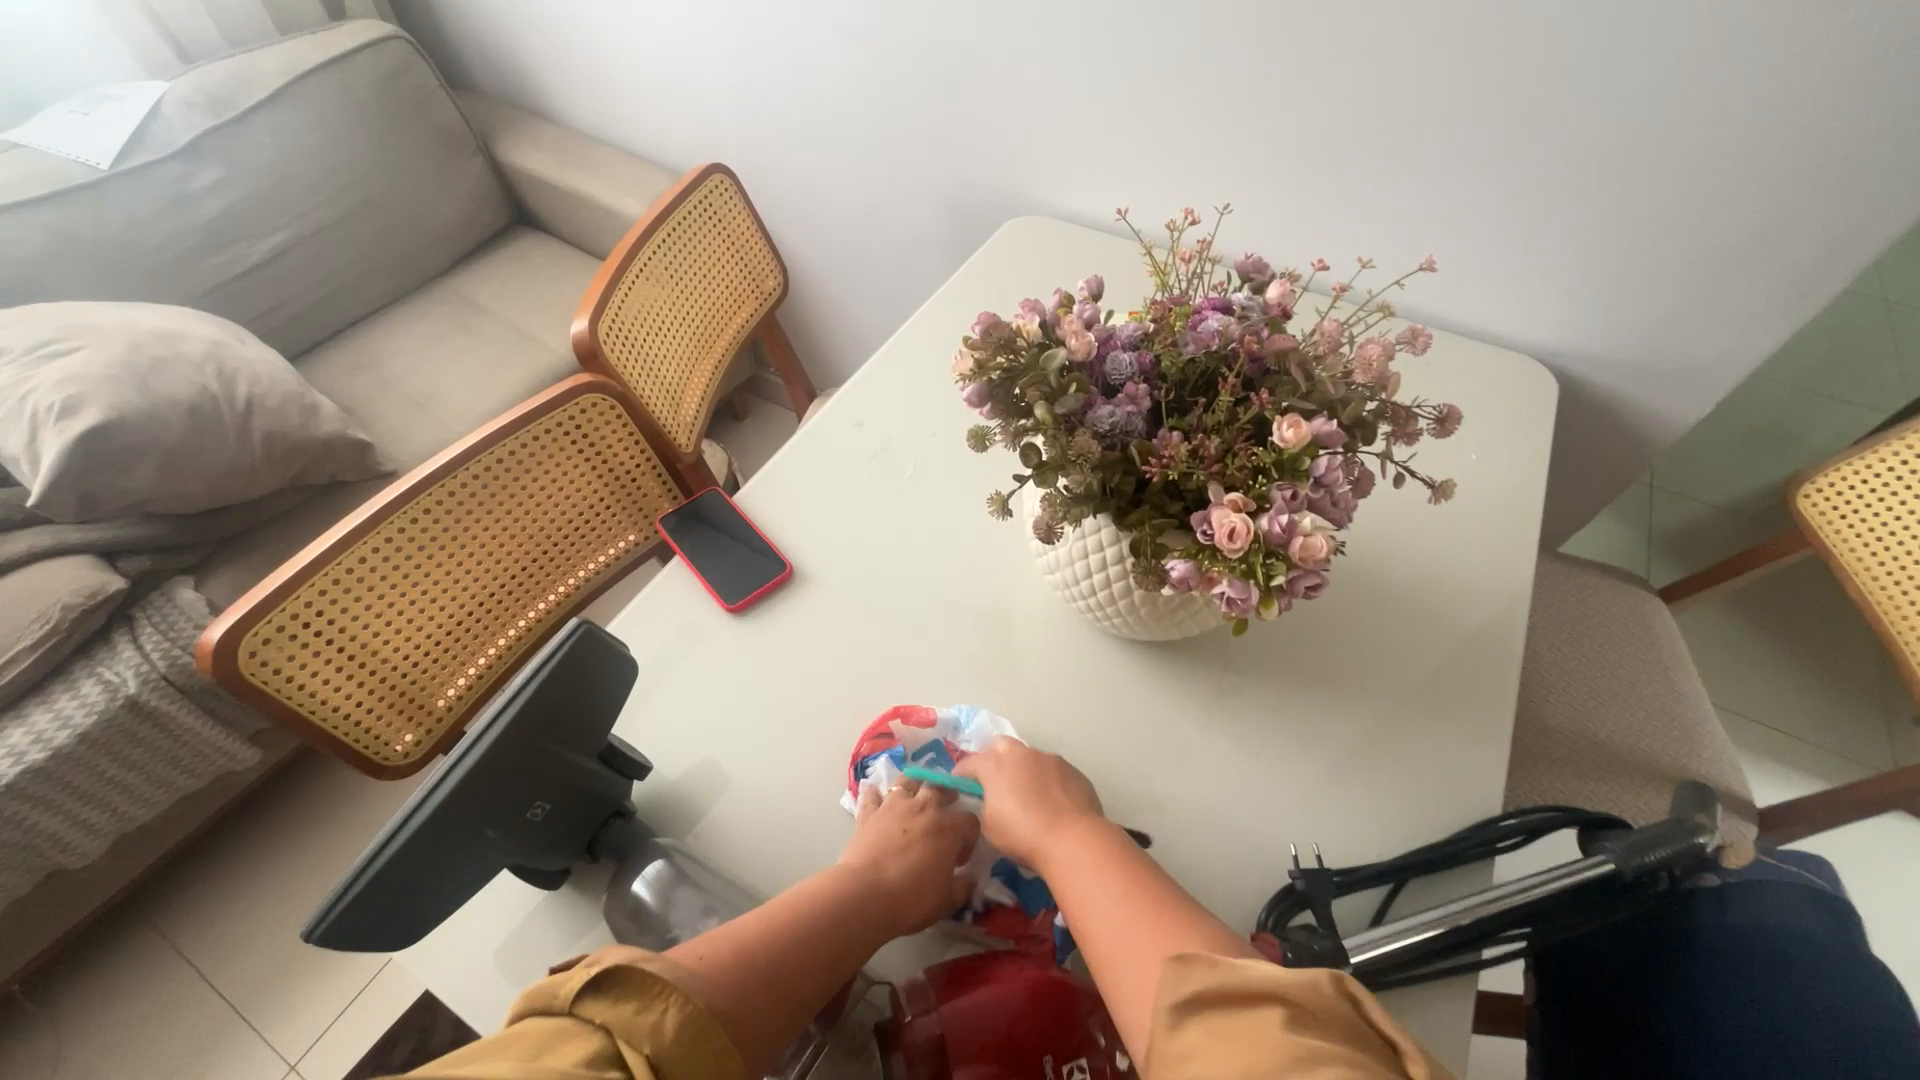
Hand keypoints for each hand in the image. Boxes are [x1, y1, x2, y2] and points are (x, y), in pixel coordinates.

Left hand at [837, 781, 979, 938]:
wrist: (865, 895)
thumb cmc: (912, 899)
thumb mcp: (947, 901)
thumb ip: (962, 887)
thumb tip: (970, 880)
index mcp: (949, 830)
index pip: (970, 822)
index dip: (970, 838)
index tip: (961, 857)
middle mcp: (924, 809)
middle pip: (941, 790)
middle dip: (948, 796)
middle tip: (947, 807)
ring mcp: (894, 807)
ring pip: (907, 782)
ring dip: (915, 784)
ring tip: (917, 791)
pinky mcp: (868, 814)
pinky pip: (871, 797)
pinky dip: (873, 793)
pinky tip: (873, 790)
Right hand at [954, 736, 1105, 871]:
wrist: (1072, 839)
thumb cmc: (1022, 834)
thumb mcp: (989, 827)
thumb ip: (985, 806)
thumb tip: (992, 801)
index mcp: (994, 765)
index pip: (969, 762)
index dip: (961, 773)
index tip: (959, 783)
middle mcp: (1021, 754)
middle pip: (1001, 746)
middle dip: (994, 759)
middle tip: (996, 782)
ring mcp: (1050, 759)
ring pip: (1031, 758)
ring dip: (1024, 770)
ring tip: (1030, 795)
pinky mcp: (1073, 770)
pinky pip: (1053, 771)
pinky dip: (1048, 781)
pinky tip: (1053, 802)